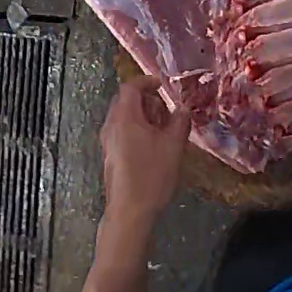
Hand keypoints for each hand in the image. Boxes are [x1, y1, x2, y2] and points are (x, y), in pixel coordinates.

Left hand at [99, 79, 189, 227]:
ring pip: (124, 117)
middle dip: (147, 100)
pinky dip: (138, 129)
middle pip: (126, 101)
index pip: (131, 87)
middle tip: (168, 111)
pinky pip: (122, 131)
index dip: (147, 82)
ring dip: (144, 116)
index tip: (164, 86)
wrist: (130, 210)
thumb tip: (184, 109)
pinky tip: (154, 146)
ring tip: (164, 129)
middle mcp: (112, 126)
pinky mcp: (110, 155)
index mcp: (125, 118)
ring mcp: (108, 141)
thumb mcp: (174, 145)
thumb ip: (180, 121)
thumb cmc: (153, 174)